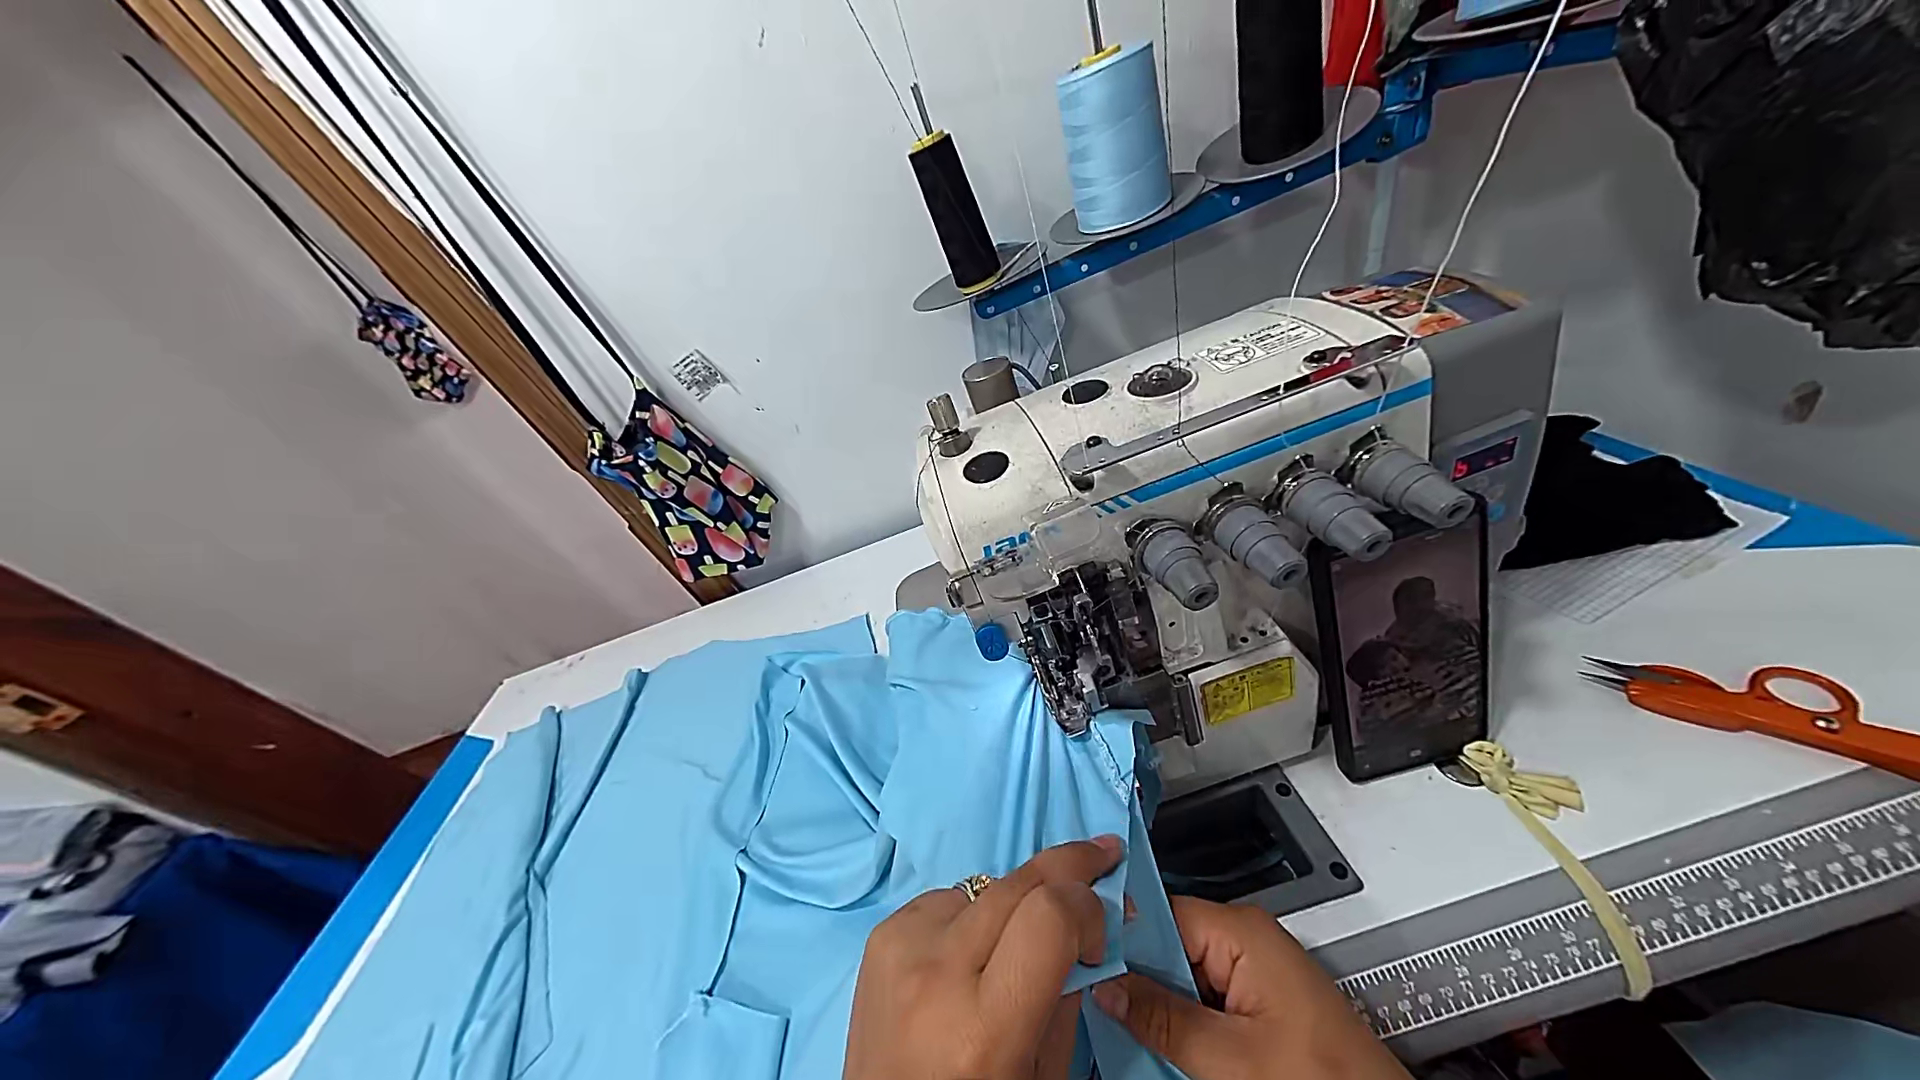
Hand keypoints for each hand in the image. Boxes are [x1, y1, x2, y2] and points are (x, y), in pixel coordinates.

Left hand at [843, 836, 1123, 1079]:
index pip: (1048, 916)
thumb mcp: (1043, 1072)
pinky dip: (970, 913)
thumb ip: (1069, 990)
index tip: (1106, 914)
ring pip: (983, 884)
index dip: (1086, 903)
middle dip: (1067, 866)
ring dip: (1013, 901)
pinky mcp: (880, 934)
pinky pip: (945, 898)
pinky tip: (970, 949)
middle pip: (1017, 883)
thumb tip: (1090, 915)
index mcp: (983, 1026)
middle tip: (1100, 856)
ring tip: (1018, 940)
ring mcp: (900, 945)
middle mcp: (936, 972)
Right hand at [1091, 896, 1409, 1079]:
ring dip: (1154, 1003)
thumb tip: (1105, 986)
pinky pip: (1200, 995)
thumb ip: (1163, 1018)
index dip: (1117, 938)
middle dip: (1134, 977)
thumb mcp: (1233, 1060)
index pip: (1156, 913)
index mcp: (1239, 930)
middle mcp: (1242, 937)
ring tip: (1122, 1026)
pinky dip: (1179, 1018)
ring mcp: (1249, 967)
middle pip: (1164, 942)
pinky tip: (1159, 1041)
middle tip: (1097, 1005)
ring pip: (1177, 973)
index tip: (1082, 961)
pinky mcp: (1254, 996)